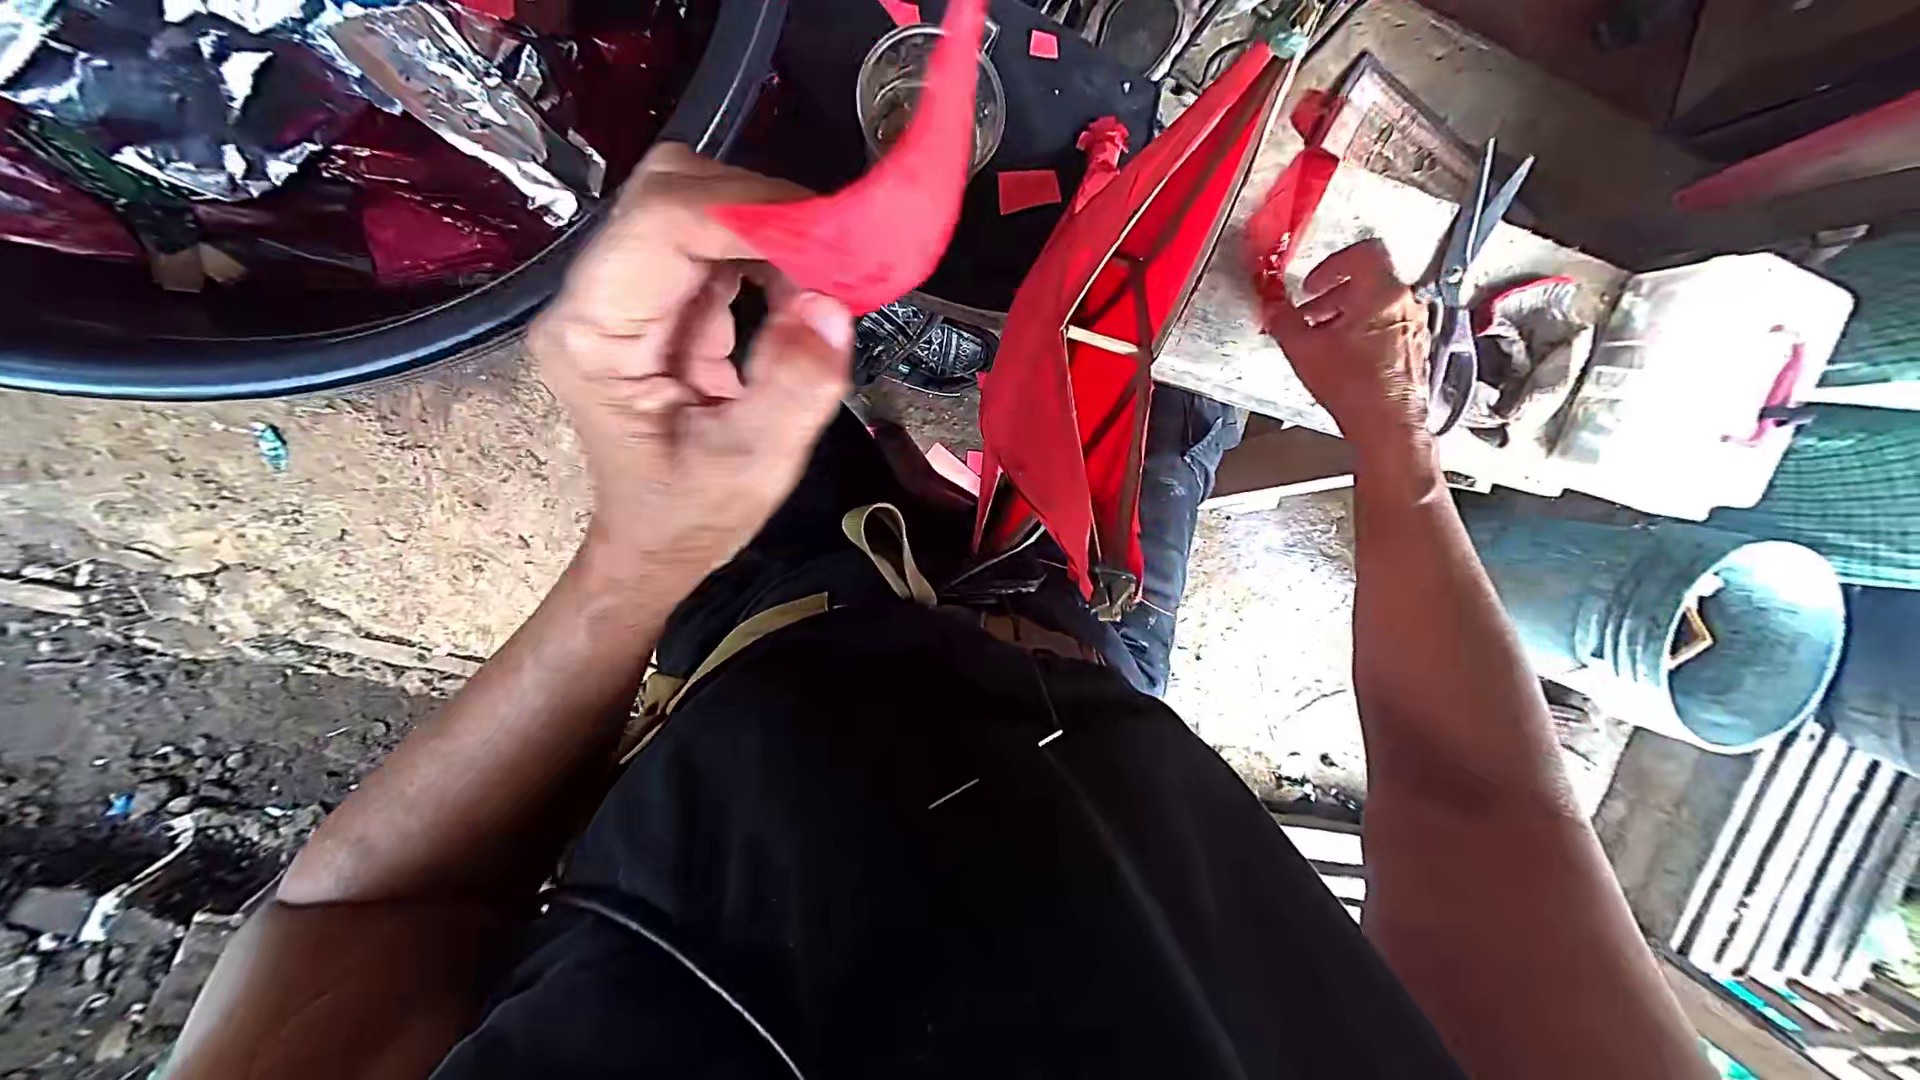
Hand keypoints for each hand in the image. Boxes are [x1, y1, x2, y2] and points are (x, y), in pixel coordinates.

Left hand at [532, 143, 853, 584]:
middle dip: (760, 210)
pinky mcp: (661, 308)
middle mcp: (597, 299)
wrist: (660, 543)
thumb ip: (792, 389)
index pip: (661, 223)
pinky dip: (767, 255)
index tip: (830, 236)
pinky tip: (800, 290)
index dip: (749, 212)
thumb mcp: (751, 467)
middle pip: (669, 195)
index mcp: (597, 334)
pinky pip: (714, 250)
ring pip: (693, 210)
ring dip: (768, 230)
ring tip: (825, 272)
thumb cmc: (691, 516)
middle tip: (833, 251)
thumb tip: (831, 306)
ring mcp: (627, 299)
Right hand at [1262, 239, 1432, 451]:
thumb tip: (1273, 308)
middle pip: (1367, 281)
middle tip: (1307, 315)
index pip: (1363, 252)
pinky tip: (1341, 356)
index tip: (1312, 284)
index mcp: (1381, 293)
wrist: (1387, 422)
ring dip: (1345, 315)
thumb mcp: (1303, 350)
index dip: (1331, 265)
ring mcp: (1413, 325)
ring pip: (1376, 305)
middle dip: (1331, 296)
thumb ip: (1284, 322)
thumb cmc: (1355, 387)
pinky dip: (1361, 332)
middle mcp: (1405, 303)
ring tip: (1320, 339)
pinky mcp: (1413, 346)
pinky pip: (1385, 326)